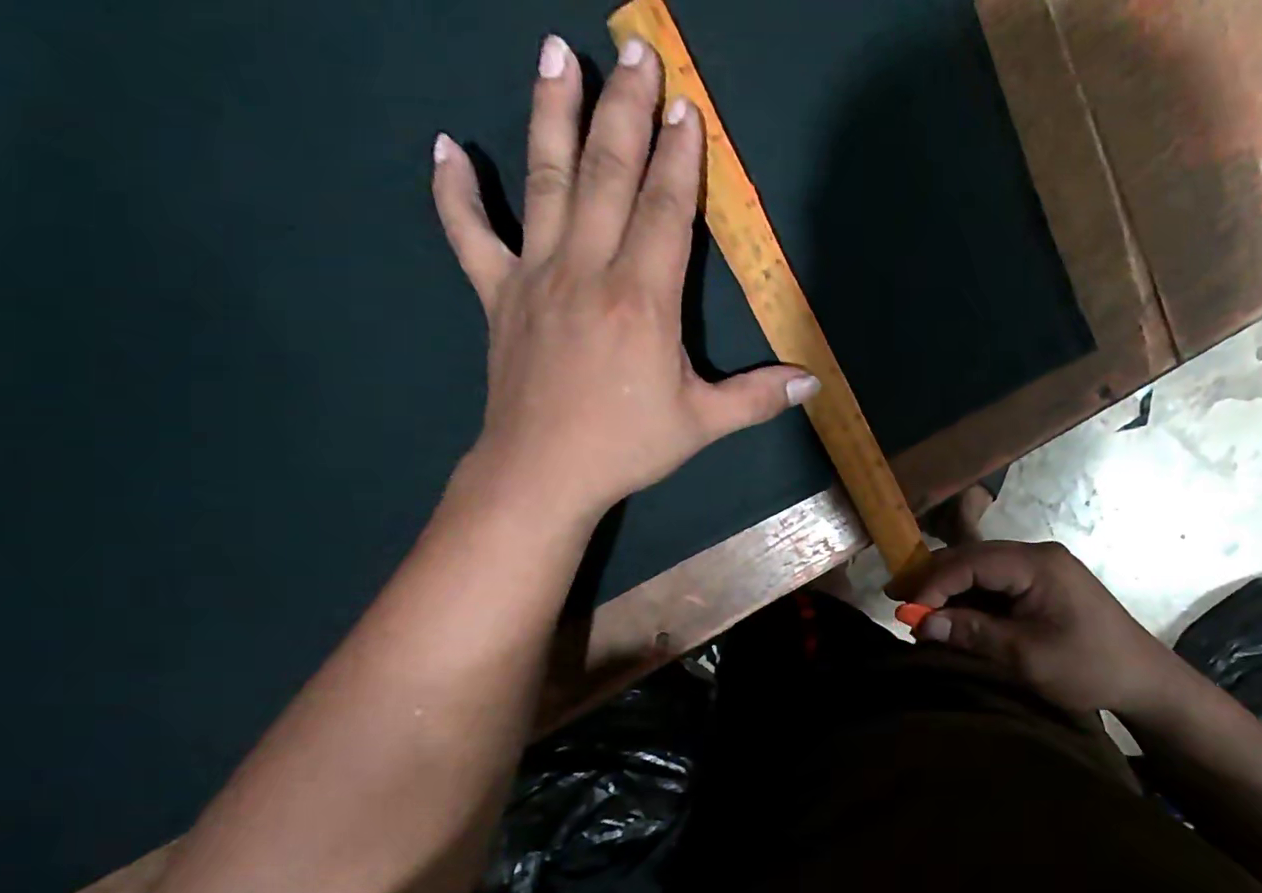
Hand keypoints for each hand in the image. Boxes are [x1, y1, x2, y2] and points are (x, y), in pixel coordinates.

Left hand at [430, 34, 820, 525]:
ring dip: (551, 114)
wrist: (541, 473)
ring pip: (544, 181)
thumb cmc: (627, 445)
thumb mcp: (703, 424)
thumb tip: (814, 384)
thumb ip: (758, 398)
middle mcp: (587, 270)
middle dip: (625, 109)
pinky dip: (455, 191)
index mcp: (641, 299)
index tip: (685, 107)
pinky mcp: (497, 295)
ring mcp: (535, 276)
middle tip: (635, 49)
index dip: (679, 157)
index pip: (665, 210)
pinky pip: (469, 234)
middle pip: (608, 174)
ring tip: (556, 53)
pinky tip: (447, 146)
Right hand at [889, 540, 1202, 718]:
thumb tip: (921, 623)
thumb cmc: (1089, 667)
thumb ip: (973, 634)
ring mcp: (1043, 568)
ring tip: (917, 610)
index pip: (973, 561)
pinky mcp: (1044, 585)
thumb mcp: (1027, 656)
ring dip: (951, 589)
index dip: (934, 582)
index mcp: (1039, 564)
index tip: (906, 610)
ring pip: (983, 569)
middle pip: (975, 558)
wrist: (1143, 679)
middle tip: (897, 602)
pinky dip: (972, 599)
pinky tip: (952, 614)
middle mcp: (1039, 556)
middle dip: (935, 579)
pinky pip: (998, 583)